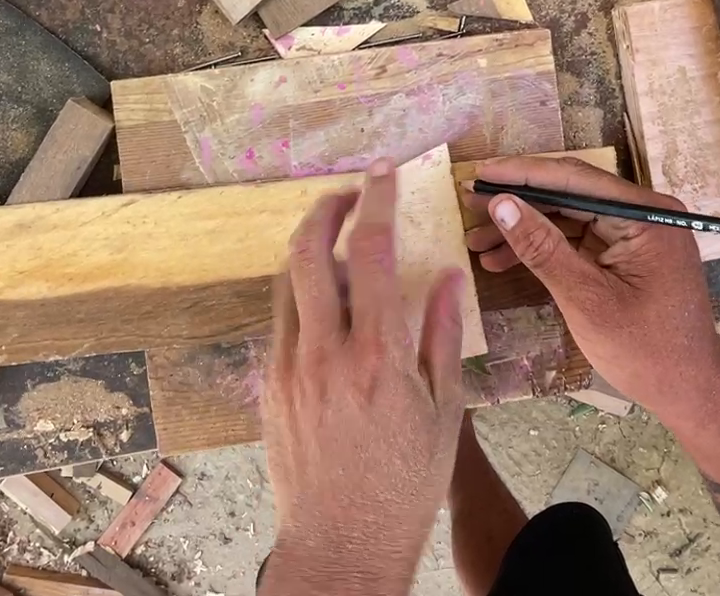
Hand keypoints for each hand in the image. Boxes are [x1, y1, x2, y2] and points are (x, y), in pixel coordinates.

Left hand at [261, 159, 466, 595]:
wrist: (340, 546)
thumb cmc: (405, 484)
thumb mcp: (444, 411)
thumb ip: (444, 335)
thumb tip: (449, 277)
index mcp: (379, 353)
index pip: (374, 252)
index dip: (378, 200)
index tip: (383, 173)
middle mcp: (326, 350)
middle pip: (310, 250)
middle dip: (327, 207)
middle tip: (348, 192)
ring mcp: (290, 366)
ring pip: (288, 280)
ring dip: (310, 248)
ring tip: (339, 246)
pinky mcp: (270, 385)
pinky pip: (282, 318)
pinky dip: (301, 292)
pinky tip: (325, 303)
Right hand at [465, 155, 719, 416]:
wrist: (690, 395)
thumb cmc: (645, 351)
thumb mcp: (585, 298)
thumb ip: (541, 246)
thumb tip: (500, 203)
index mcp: (645, 215)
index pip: (573, 178)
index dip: (521, 174)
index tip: (479, 173)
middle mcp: (642, 213)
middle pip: (568, 193)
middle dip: (516, 202)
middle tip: (468, 203)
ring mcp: (634, 232)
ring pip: (566, 216)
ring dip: (522, 228)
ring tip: (475, 240)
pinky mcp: (624, 252)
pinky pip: (575, 239)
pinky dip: (542, 248)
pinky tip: (501, 260)